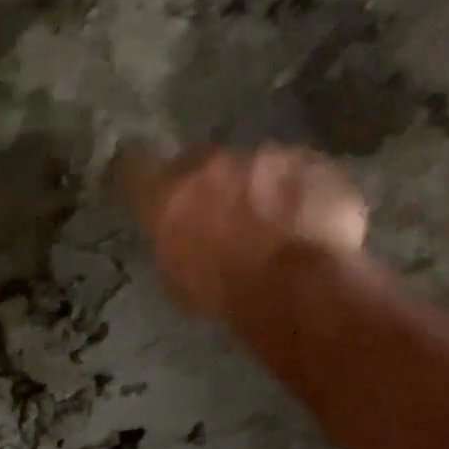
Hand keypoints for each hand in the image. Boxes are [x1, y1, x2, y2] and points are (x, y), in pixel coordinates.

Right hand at [115, 143, 370, 318]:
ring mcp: (266, 157)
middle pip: (202, 162)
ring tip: (270, 217)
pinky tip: (303, 216)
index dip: (140, 172)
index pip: (136, 167)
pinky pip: (298, 170)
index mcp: (167, 193)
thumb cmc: (222, 291)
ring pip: (254, 164)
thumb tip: (177, 231)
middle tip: (220, 210)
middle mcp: (211, 164)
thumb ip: (171, 238)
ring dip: (256, 184)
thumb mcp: (174, 274)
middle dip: (208, 182)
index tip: (145, 181)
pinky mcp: (313, 161)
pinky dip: (297, 188)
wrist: (297, 286)